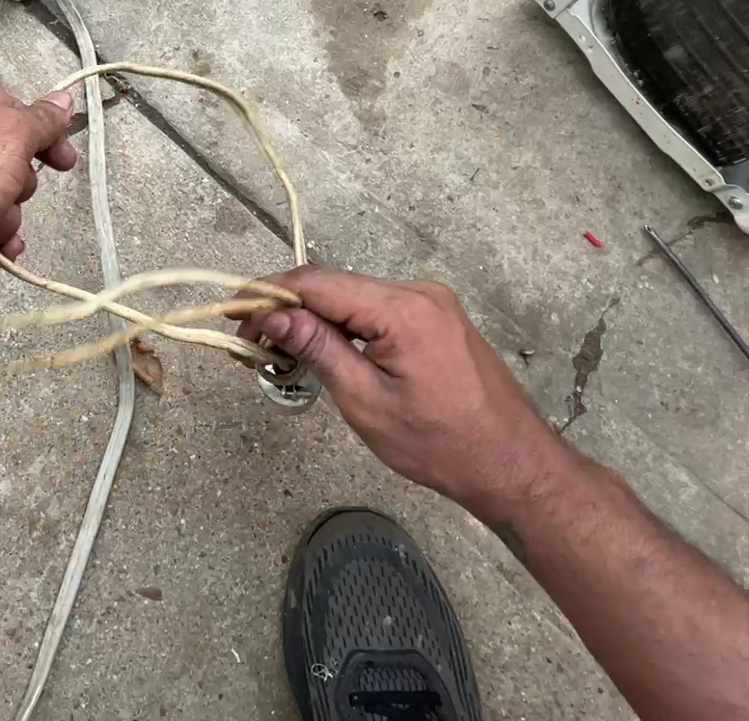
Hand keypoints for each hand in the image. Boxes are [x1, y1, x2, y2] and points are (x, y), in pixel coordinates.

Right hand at [238, 266, 571, 520]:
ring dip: (311, 318)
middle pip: (332, 285)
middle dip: (285, 308)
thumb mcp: (366, 400)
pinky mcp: (433, 317)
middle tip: (251, 342)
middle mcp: (416, 291)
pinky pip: (372, 309)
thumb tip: (273, 313)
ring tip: (279, 350)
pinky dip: (341, 325)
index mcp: (401, 308)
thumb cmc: (440, 444)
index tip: (234, 315)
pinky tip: (321, 349)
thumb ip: (318, 348)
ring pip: (350, 297)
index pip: (317, 283)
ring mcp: (428, 302)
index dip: (268, 293)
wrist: (514, 466)